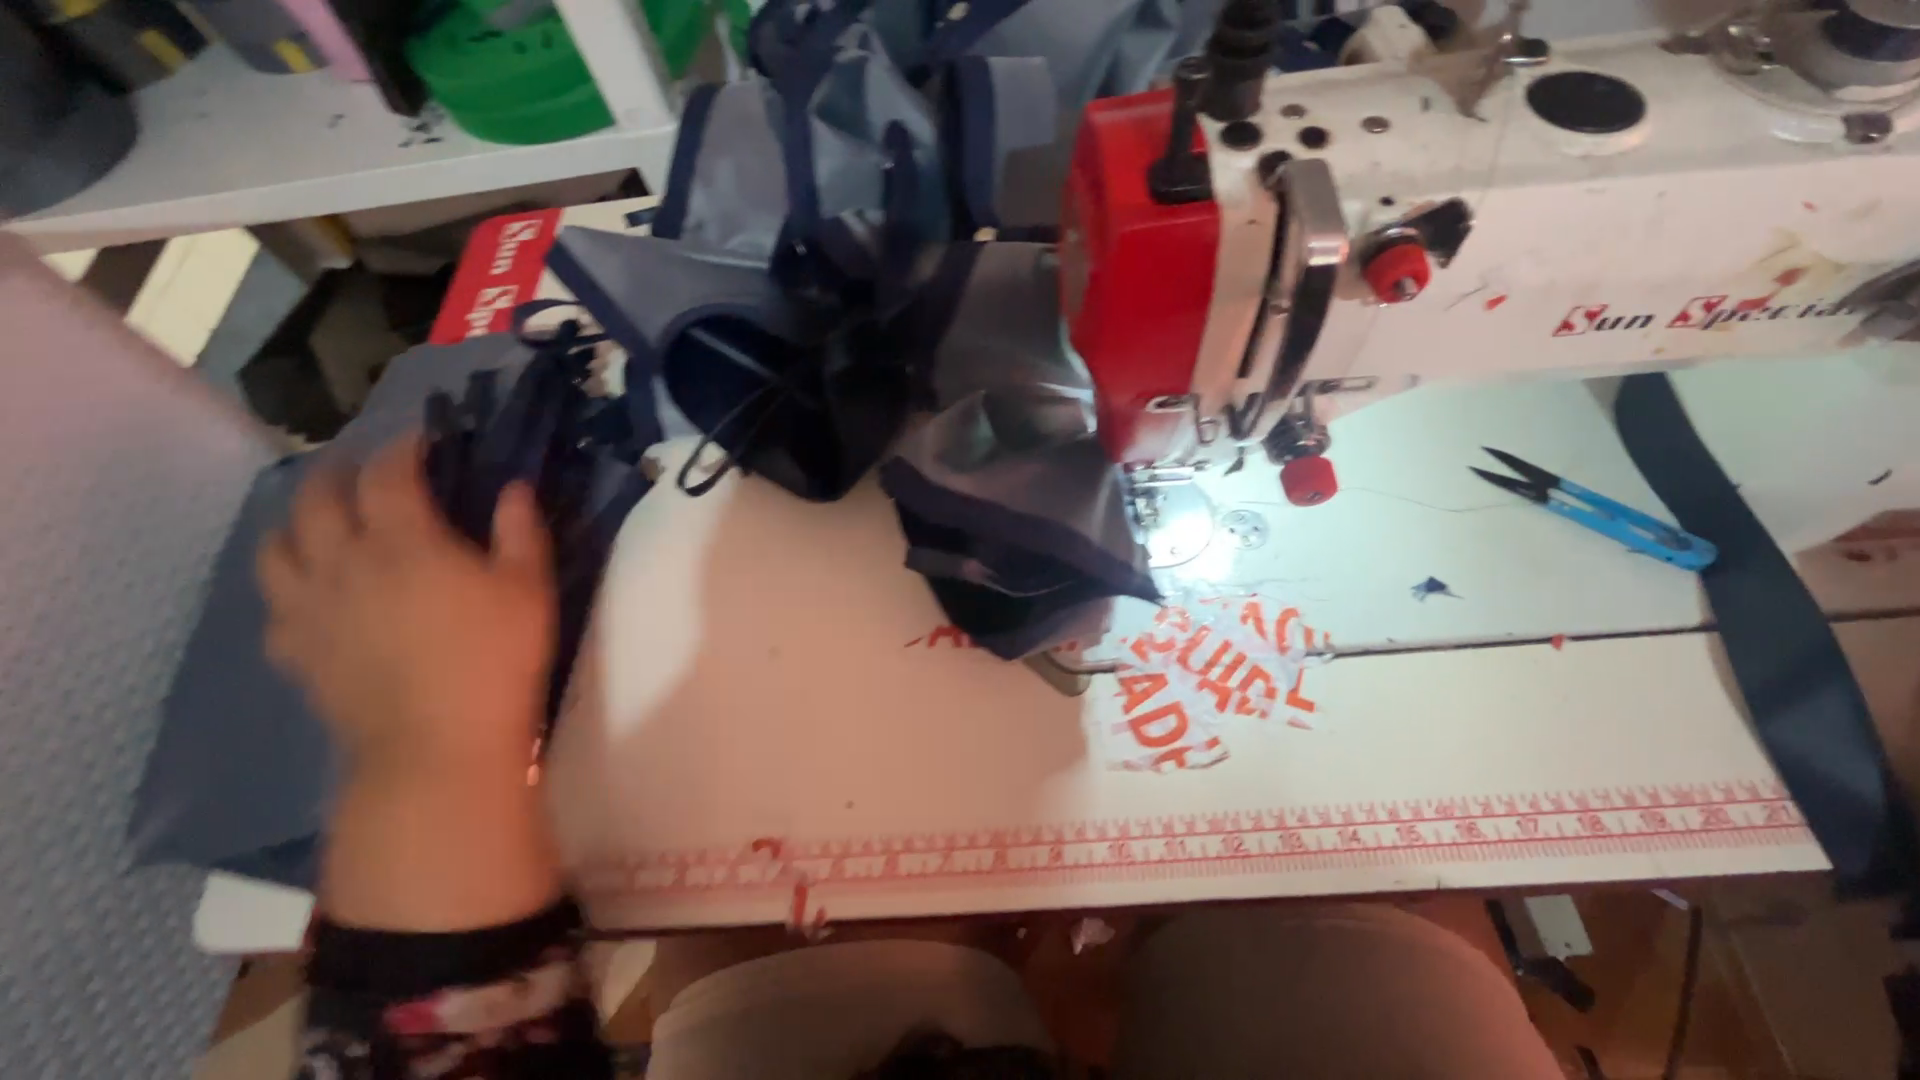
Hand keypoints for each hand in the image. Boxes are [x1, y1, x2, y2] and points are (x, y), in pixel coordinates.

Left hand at [257, 435, 555, 780]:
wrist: (437, 747)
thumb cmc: (496, 661)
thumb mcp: (529, 589)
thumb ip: (520, 531)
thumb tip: (513, 487)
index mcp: (402, 540)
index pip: (388, 472)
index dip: (404, 447)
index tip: (423, 439)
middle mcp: (341, 561)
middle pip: (315, 496)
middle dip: (340, 472)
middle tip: (369, 473)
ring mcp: (307, 607)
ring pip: (276, 544)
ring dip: (300, 521)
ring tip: (326, 524)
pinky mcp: (294, 650)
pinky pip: (274, 603)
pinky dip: (291, 584)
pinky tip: (316, 594)